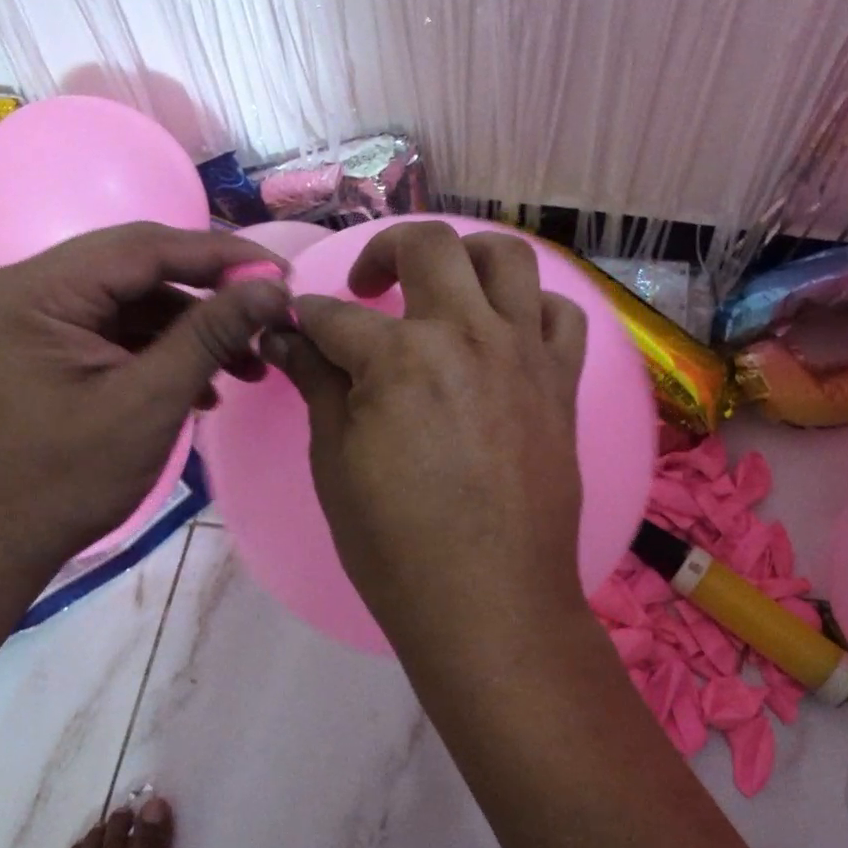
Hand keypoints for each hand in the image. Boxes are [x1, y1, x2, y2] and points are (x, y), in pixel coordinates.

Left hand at [0, 223, 289, 578]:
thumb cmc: (63, 482)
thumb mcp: (149, 403)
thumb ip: (210, 334)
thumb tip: (272, 286)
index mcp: (35, 291)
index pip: (144, 245)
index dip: (222, 254)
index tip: (282, 272)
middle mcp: (21, 289)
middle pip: (136, 267)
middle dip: (210, 292)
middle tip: (269, 313)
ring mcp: (24, 321)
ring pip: (128, 301)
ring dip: (190, 328)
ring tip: (246, 367)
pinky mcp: (34, 351)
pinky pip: (109, 331)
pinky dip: (158, 351)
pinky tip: (200, 389)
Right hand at [262, 221, 588, 646]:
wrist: (490, 601)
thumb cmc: (397, 546)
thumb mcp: (337, 465)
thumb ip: (319, 386)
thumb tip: (286, 340)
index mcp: (401, 356)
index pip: (335, 316)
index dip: (304, 320)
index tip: (293, 330)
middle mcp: (468, 334)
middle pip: (429, 246)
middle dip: (384, 250)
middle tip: (368, 287)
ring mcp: (524, 353)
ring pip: (507, 258)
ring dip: (468, 257)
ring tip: (444, 287)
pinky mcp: (561, 381)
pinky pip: (560, 316)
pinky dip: (532, 308)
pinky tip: (507, 332)